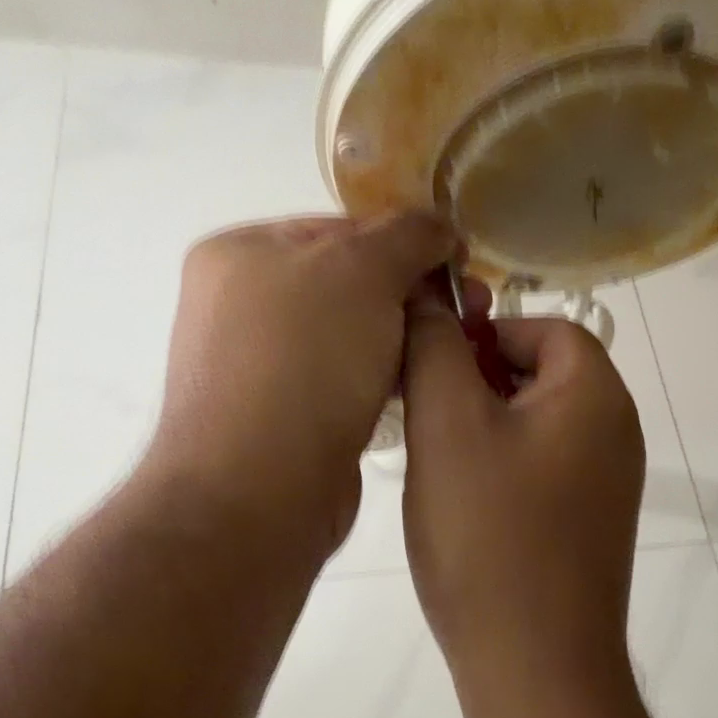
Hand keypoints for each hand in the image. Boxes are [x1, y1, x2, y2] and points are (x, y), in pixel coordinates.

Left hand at [140, 213, 452, 559]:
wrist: (259, 490)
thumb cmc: (305, 362)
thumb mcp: (363, 270)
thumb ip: (408, 234)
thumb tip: (440, 228)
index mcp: (242, 251)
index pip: (342, 227)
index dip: (408, 239)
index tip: (462, 264)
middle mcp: (243, 303)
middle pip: (350, 280)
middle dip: (416, 290)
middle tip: (475, 306)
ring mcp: (262, 363)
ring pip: (355, 333)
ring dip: (408, 334)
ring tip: (460, 343)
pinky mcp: (287, 415)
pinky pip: (348, 378)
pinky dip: (386, 375)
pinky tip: (423, 383)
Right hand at [399, 293, 646, 708]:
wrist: (538, 673)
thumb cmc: (489, 538)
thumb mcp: (448, 427)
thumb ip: (436, 349)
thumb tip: (429, 298)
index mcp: (597, 396)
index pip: (544, 326)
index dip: (484, 334)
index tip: (430, 369)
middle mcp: (617, 433)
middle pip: (541, 374)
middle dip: (476, 383)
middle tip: (422, 420)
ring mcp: (609, 486)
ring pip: (535, 425)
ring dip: (481, 430)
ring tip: (433, 466)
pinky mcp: (590, 528)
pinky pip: (541, 472)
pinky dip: (499, 472)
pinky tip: (461, 509)